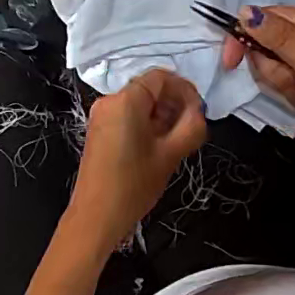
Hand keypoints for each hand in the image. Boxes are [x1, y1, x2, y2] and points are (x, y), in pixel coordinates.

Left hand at [66, 69, 207, 246]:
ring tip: (176, 142)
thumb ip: (191, 126)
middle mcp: (109, 101)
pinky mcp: (98, 132)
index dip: (184, 89)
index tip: (199, 110)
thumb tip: (197, 111)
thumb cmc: (133, 184)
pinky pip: (127, 117)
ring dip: (161, 116)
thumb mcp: (171, 154)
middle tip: (191, 129)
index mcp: (125, 100)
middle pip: (148, 89)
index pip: (160, 77)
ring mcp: (100, 117)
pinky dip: (146, 125)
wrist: (95, 217)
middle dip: (173, 104)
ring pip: (139, 104)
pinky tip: (157, 148)